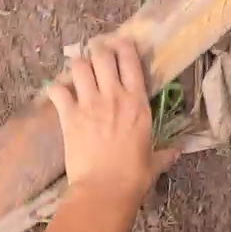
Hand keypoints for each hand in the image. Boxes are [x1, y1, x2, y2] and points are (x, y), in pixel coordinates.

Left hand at [46, 35, 177, 204]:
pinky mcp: (69, 115)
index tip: (120, 42)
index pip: (131, 61)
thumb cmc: (134, 177)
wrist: (105, 189)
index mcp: (137, 103)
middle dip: (98, 48)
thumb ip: (164, 154)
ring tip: (78, 70)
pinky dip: (55, 88)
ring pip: (79, 66)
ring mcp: (90, 103)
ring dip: (77, 64)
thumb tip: (176, 153)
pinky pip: (57, 90)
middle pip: (102, 55)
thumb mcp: (153, 163)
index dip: (124, 45)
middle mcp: (114, 96)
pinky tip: (56, 92)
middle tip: (96, 51)